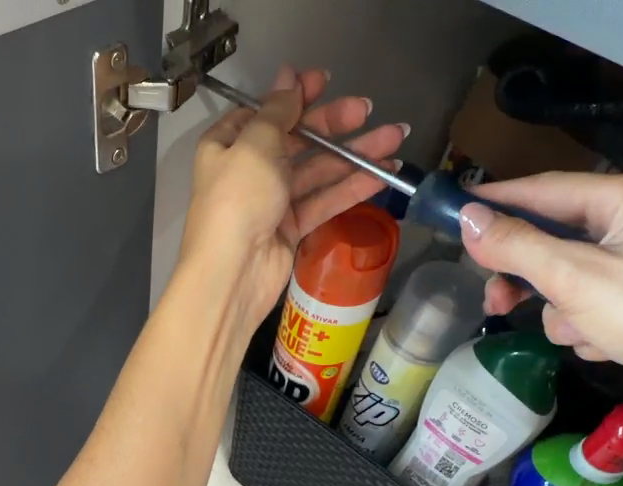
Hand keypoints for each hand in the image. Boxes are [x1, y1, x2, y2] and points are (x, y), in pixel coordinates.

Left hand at [176, 66, 407, 329]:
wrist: (233, 272)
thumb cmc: (237, 200)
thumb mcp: (255, 144)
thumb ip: (278, 110)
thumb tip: (288, 76)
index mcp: (227, 145)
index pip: (265, 113)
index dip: (295, 97)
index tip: (324, 81)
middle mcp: (248, 171)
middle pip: (296, 140)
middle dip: (332, 124)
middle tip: (365, 108)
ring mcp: (271, 202)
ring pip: (317, 171)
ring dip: (355, 154)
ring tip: (395, 136)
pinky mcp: (290, 229)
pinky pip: (324, 201)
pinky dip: (352, 187)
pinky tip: (383, 173)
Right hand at [459, 171, 622, 435]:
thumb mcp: (574, 277)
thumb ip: (516, 246)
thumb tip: (466, 219)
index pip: (548, 189)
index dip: (498, 202)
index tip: (454, 212)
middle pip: (556, 240)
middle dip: (528, 276)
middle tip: (495, 301)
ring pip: (569, 280)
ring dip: (562, 310)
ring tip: (578, 331)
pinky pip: (592, 307)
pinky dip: (587, 327)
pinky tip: (605, 343)